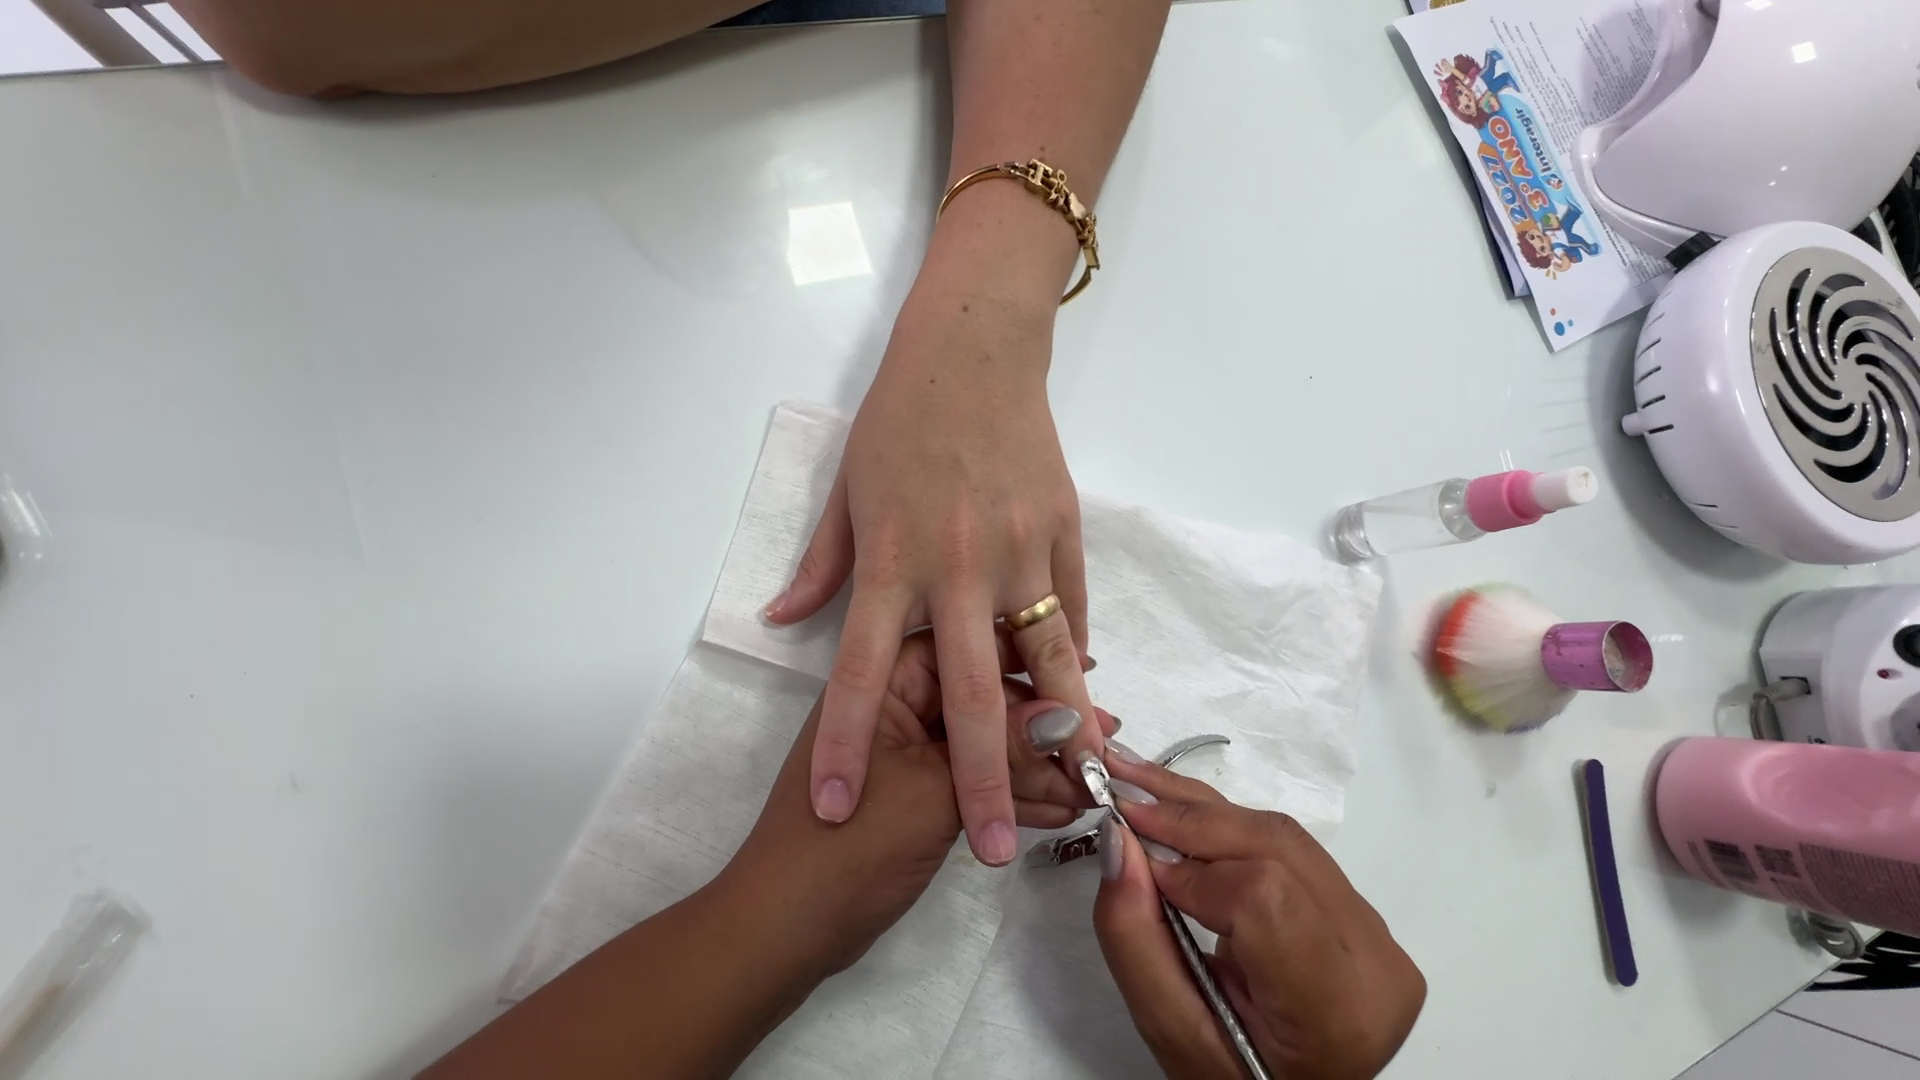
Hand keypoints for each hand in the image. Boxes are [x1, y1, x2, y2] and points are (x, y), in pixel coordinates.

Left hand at [722, 630, 1094, 974]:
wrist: (788, 932)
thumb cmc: (851, 847)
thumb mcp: (932, 791)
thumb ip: (1000, 749)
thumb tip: (1068, 716)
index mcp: (885, 681)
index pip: (963, 650)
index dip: (1026, 660)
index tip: (1083, 674)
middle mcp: (899, 706)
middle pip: (982, 701)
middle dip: (1043, 725)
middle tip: (1103, 737)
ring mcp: (909, 753)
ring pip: (983, 745)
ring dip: (1035, 768)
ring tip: (1092, 783)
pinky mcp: (918, 795)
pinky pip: (973, 781)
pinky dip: (1011, 797)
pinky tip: (1062, 808)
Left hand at [764, 194, 1107, 868]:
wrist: (972, 352)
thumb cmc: (900, 422)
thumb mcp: (847, 490)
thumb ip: (820, 566)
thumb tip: (779, 622)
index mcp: (892, 559)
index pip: (861, 670)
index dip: (847, 744)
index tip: (836, 811)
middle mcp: (957, 567)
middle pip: (968, 691)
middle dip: (980, 779)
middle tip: (996, 852)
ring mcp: (1020, 551)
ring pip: (1046, 658)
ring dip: (1061, 730)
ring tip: (1077, 791)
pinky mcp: (1065, 533)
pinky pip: (1073, 610)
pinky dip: (1077, 657)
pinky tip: (1083, 697)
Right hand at [1093, 753, 1425, 1079]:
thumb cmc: (1230, 1078)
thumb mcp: (1170, 1032)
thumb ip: (1136, 938)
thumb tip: (1117, 838)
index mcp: (1336, 1008)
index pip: (1261, 897)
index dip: (1189, 870)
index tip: (1132, 861)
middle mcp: (1373, 957)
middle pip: (1273, 846)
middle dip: (1186, 817)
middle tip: (1118, 795)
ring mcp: (1373, 927)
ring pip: (1277, 833)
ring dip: (1199, 806)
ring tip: (1134, 780)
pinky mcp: (1357, 906)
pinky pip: (1283, 843)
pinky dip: (1221, 820)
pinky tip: (1174, 803)